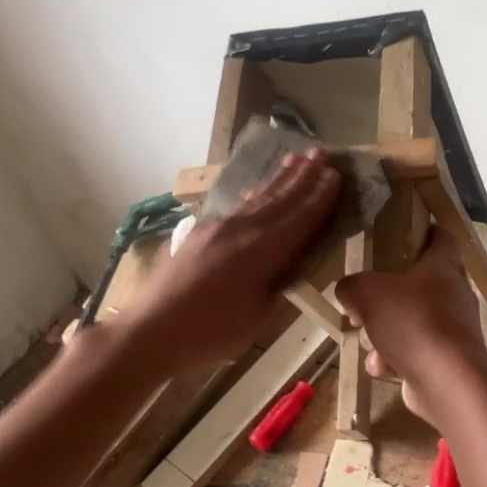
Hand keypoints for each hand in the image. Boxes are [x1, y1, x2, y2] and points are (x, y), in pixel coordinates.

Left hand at [123, 149, 339, 373]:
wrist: (150, 330)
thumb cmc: (209, 333)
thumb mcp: (257, 319)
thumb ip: (278, 289)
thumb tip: (290, 271)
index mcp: (262, 250)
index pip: (300, 217)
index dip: (320, 197)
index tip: (336, 175)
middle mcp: (241, 229)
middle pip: (279, 197)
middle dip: (302, 175)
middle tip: (321, 152)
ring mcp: (216, 227)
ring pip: (256, 198)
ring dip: (278, 179)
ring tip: (295, 159)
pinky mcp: (198, 233)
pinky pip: (237, 207)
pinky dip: (255, 195)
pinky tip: (257, 191)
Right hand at [335, 230, 486, 423]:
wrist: (447, 382)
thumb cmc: (412, 322)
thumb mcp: (367, 293)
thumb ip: (351, 287)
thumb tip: (348, 292)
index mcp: (443, 267)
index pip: (441, 237)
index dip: (424, 231)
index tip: (403, 233)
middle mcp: (453, 295)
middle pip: (416, 286)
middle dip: (384, 299)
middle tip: (362, 306)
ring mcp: (453, 331)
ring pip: (410, 324)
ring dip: (384, 334)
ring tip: (370, 344)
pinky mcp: (447, 362)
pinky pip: (413, 354)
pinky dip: (395, 361)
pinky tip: (383, 368)